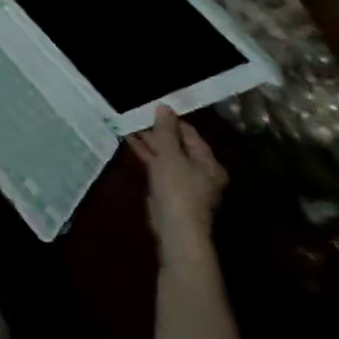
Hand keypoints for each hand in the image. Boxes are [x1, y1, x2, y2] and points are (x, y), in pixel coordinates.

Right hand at [126, 105, 228, 268]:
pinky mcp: (170, 192)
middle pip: (178, 145)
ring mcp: (185, 183)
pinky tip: (132, 144)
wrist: (175, 231)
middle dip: (157, 132)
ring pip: (166, 157)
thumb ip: (165, 130)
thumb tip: (164, 106)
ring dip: (150, 143)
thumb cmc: (178, 189)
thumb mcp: (170, 154)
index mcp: (209, 162)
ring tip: (130, 127)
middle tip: (137, 117)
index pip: (190, 133)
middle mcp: (201, 171)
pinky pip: (159, 168)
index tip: (152, 108)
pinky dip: (148, 157)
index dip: (171, 120)